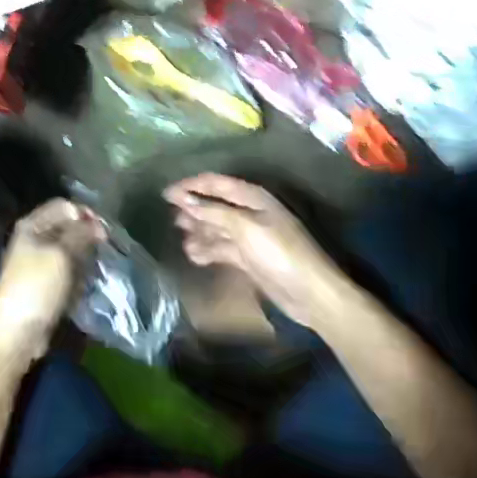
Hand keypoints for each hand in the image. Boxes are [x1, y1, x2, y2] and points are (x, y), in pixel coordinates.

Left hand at [0, 199, 105, 360]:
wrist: (16, 333)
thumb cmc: (37, 287)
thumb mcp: (62, 254)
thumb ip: (81, 234)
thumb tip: (98, 225)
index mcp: (32, 225)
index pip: (65, 206)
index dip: (85, 214)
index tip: (104, 230)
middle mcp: (34, 238)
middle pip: (68, 227)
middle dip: (88, 235)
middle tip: (105, 248)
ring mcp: (39, 261)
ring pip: (70, 249)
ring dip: (85, 256)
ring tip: (98, 265)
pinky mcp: (45, 282)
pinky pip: (68, 269)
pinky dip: (79, 272)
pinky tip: (88, 280)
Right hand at [165, 173, 346, 330]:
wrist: (311, 294)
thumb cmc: (280, 252)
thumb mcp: (245, 227)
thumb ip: (213, 211)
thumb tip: (183, 198)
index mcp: (252, 197)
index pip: (215, 183)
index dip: (190, 186)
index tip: (165, 194)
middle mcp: (249, 212)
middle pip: (214, 204)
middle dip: (193, 209)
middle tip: (171, 218)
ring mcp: (249, 236)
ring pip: (216, 228)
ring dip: (199, 232)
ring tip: (183, 240)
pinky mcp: (248, 258)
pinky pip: (222, 248)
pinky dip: (208, 250)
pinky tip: (194, 255)